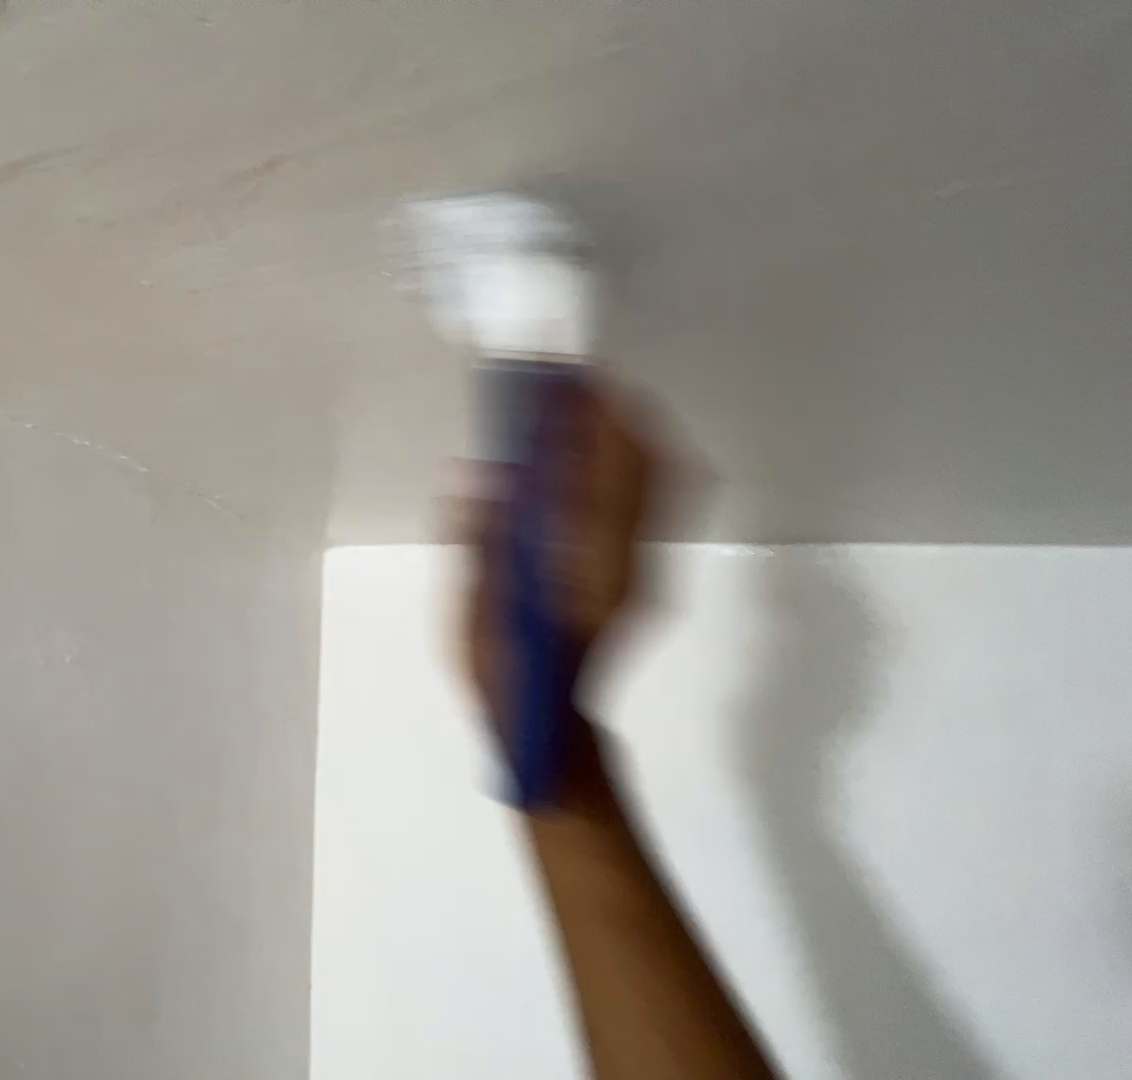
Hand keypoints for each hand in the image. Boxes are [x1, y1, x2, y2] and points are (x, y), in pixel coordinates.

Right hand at [456, 379, 656, 763]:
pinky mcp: (641, 569)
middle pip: (643, 465)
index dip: (581, 418)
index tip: (558, 374)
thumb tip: (473, 474)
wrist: (548, 726)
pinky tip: (594, 446)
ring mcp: (642, 566)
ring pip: (658, 477)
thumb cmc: (503, 676)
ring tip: (582, 399)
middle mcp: (627, 563)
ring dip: (626, 429)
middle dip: (612, 410)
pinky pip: (650, 497)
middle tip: (570, 375)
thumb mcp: (473, 613)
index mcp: (581, 572)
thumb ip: (477, 541)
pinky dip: (629, 457)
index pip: (593, 476)